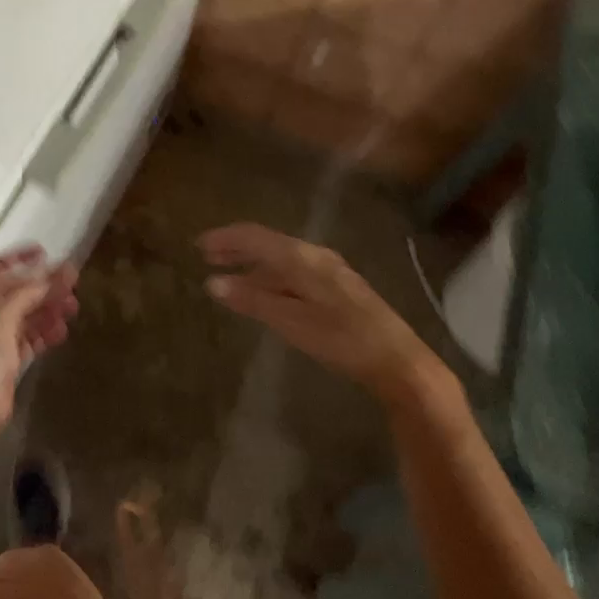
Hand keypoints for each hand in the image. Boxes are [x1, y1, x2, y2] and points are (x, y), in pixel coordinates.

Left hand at [0, 245, 77, 437]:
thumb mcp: (4, 314)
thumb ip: (31, 291)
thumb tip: (58, 271)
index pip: (1, 266)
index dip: (22, 257)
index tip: (46, 252)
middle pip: (21, 291)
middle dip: (46, 287)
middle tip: (73, 286)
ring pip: (29, 314)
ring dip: (50, 309)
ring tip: (72, 309)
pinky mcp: (9, 358)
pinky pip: (32, 337)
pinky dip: (46, 332)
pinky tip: (61, 332)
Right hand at [198, 223, 446, 401]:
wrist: (399, 361)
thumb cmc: (343, 340)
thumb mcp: (291, 322)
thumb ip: (252, 301)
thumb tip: (213, 283)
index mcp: (303, 258)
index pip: (256, 237)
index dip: (226, 238)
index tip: (198, 246)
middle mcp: (316, 256)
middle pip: (269, 244)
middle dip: (237, 249)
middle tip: (207, 257)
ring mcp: (331, 272)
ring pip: (282, 260)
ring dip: (253, 265)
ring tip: (229, 276)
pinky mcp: (339, 289)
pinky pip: (294, 273)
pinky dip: (271, 277)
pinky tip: (264, 293)